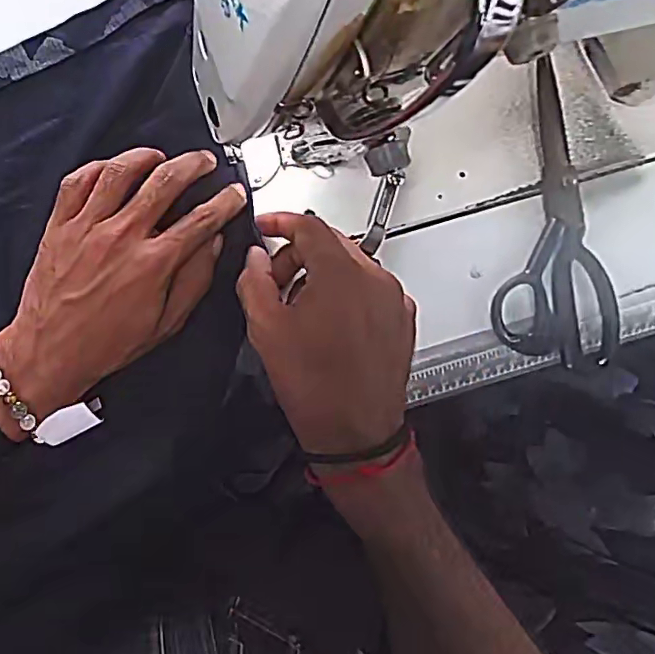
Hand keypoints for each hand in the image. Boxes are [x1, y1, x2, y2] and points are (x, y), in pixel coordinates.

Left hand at [0, 148, 248, 435]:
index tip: (232, 195)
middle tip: (203, 162)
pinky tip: (110, 168)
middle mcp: (120, 237)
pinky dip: (97, 167)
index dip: (224, 201)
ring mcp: (87, 227)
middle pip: (166, 181)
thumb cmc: (103, 344)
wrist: (49, 352)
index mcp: (152, 263)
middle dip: (194, 165)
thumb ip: (194, 280)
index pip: (200, 218)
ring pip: (120, 171)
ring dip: (146, 156)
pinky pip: (77, 182)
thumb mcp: (164, 323)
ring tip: (159, 156)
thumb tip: (212, 246)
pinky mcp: (60, 226)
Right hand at [237, 211, 415, 455]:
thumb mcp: (265, 328)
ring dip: (320, 273)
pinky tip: (324, 322)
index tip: (266, 227)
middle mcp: (374, 279)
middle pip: (330, 242)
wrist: (355, 431)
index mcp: (341, 274)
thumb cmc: (318, 388)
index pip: (309, 226)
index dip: (280, 222)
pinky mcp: (401, 317)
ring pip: (350, 264)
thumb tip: (254, 260)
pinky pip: (368, 288)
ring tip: (297, 308)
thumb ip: (254, 281)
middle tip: (273, 278)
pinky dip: (344, 292)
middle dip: (296, 253)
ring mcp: (392, 298)